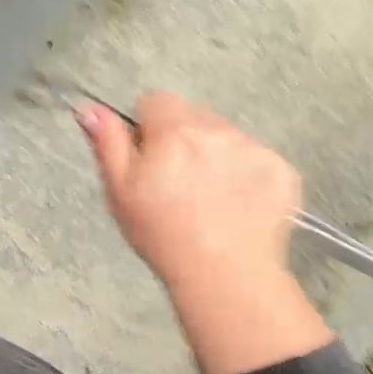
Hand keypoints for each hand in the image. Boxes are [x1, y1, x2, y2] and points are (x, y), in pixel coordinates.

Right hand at [80, 93, 333, 373]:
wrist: (224, 272)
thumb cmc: (161, 234)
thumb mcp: (119, 191)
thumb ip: (107, 144)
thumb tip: (90, 108)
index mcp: (173, 132)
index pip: (156, 101)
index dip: (146, 127)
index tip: (146, 157)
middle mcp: (217, 130)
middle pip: (193, 116)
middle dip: (181, 138)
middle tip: (174, 182)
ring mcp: (254, 148)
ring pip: (225, 136)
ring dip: (212, 154)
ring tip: (205, 197)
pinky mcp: (282, 169)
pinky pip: (256, 158)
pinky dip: (243, 174)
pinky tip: (232, 205)